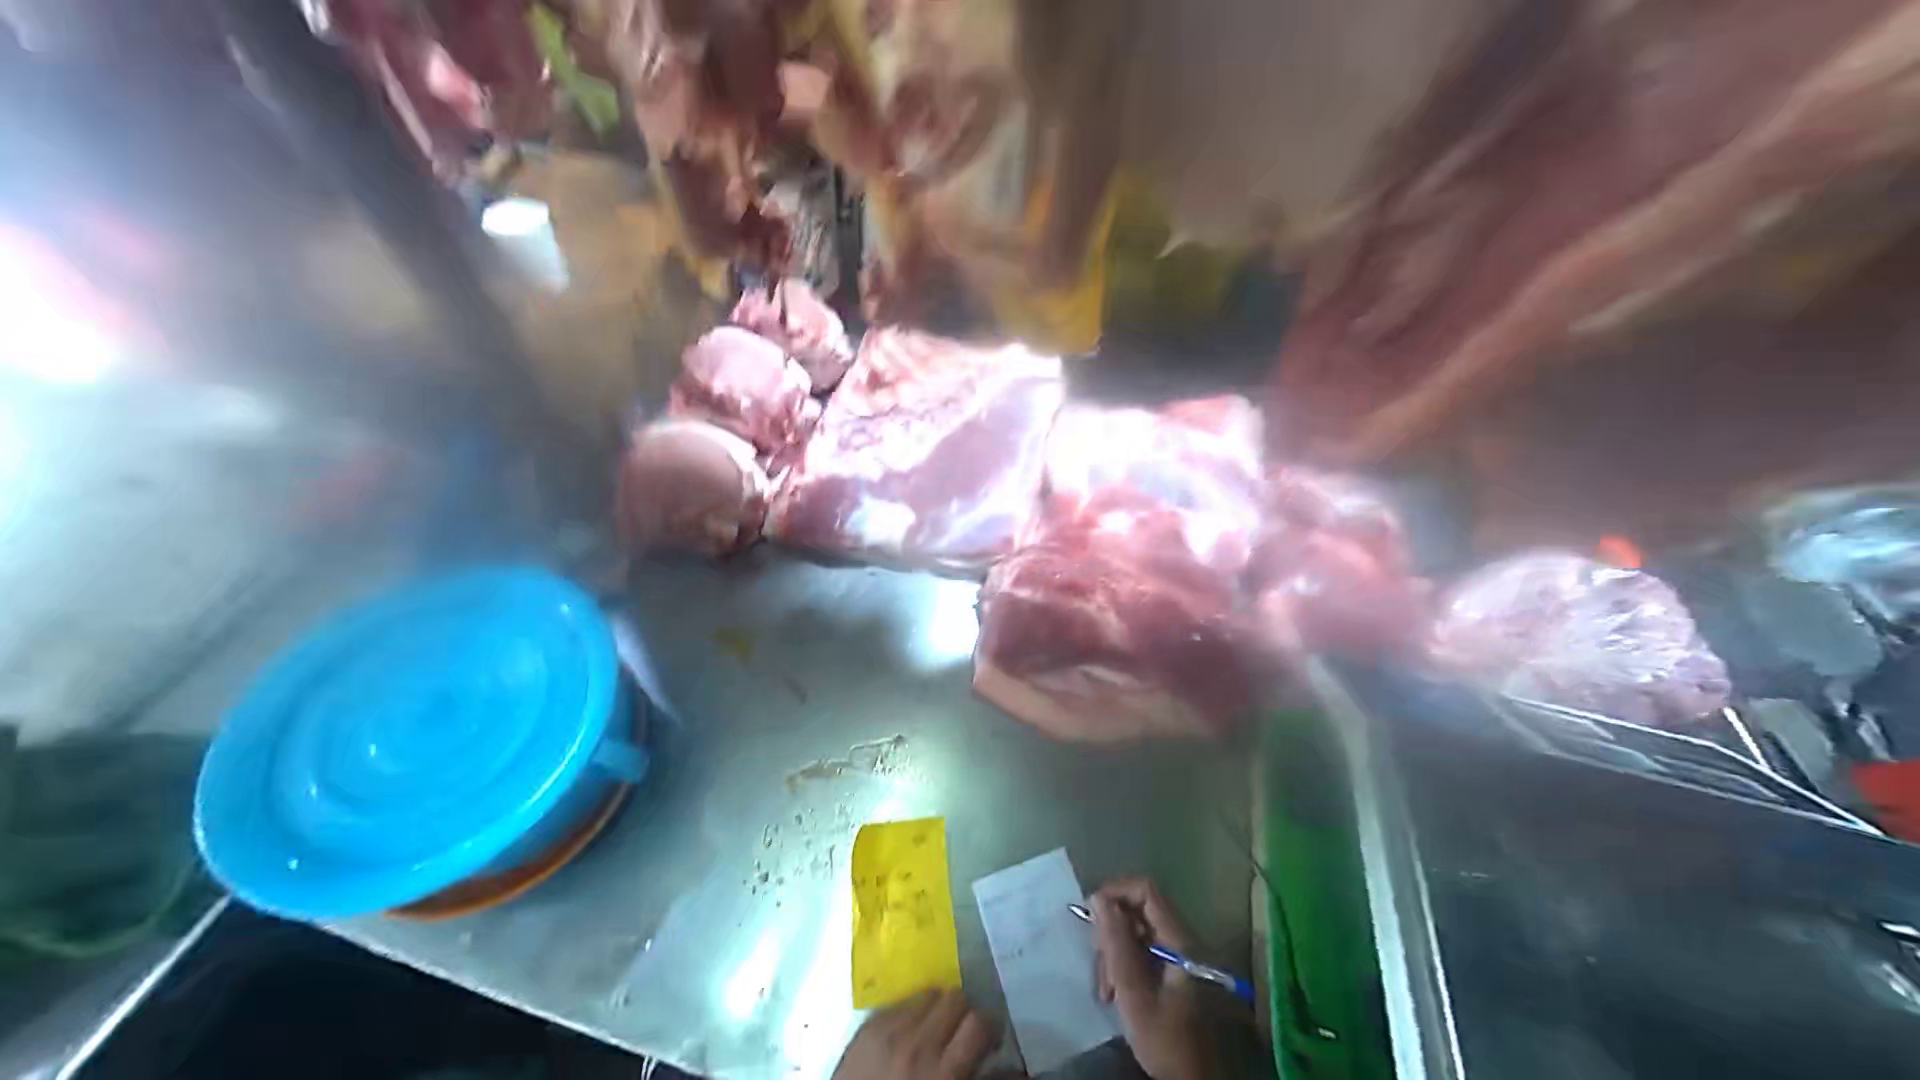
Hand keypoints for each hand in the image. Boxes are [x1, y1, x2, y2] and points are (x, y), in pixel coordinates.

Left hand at [832, 990, 998, 1079]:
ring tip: (936, 1030)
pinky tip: (910, 1033)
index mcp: (945, 1074)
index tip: (991, 1042)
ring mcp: (890, 1031)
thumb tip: (1021, 1072)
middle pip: (957, 999)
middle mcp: (919, 1044)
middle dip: (966, 1015)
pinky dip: (913, 1012)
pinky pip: (902, 1001)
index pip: (980, 1023)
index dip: (991, 1029)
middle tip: (963, 1035)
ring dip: (940, 1009)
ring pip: (931, 993)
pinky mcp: (869, 1027)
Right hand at [1092, 878, 1211, 1079]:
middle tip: (1099, 963)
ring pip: (1137, 933)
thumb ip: (1116, 943)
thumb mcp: (1134, 993)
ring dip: (1115, 954)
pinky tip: (1115, 991)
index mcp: (1180, 941)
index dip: (1116, 892)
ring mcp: (1179, 956)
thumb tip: (1098, 898)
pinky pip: (1142, 951)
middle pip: (1139, 912)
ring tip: (1106, 989)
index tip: (1091, 911)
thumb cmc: (1167, 1040)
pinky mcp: (1173, 972)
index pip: (1146, 891)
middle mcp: (1182, 940)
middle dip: (1112, 932)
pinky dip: (1124, 965)